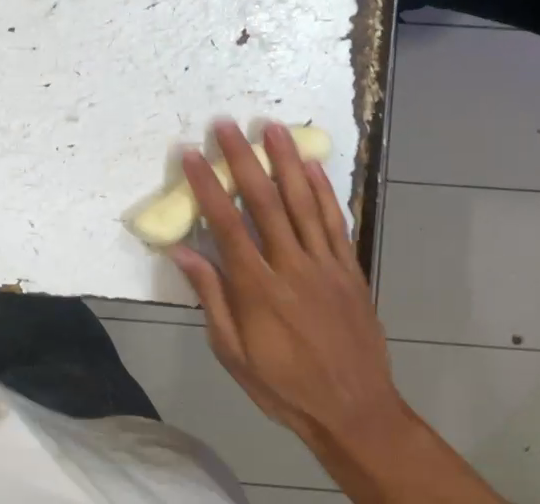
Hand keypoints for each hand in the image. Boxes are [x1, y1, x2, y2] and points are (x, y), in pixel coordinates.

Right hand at [169, 121, 406, 449]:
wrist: (357, 413)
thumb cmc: (283, 385)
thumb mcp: (232, 352)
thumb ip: (210, 298)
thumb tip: (182, 252)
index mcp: (257, 289)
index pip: (226, 225)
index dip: (207, 186)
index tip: (191, 154)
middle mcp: (292, 268)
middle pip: (265, 203)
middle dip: (243, 160)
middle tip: (227, 125)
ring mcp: (325, 267)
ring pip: (304, 204)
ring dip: (286, 162)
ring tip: (273, 128)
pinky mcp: (349, 272)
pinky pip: (336, 224)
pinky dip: (325, 192)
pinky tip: (313, 166)